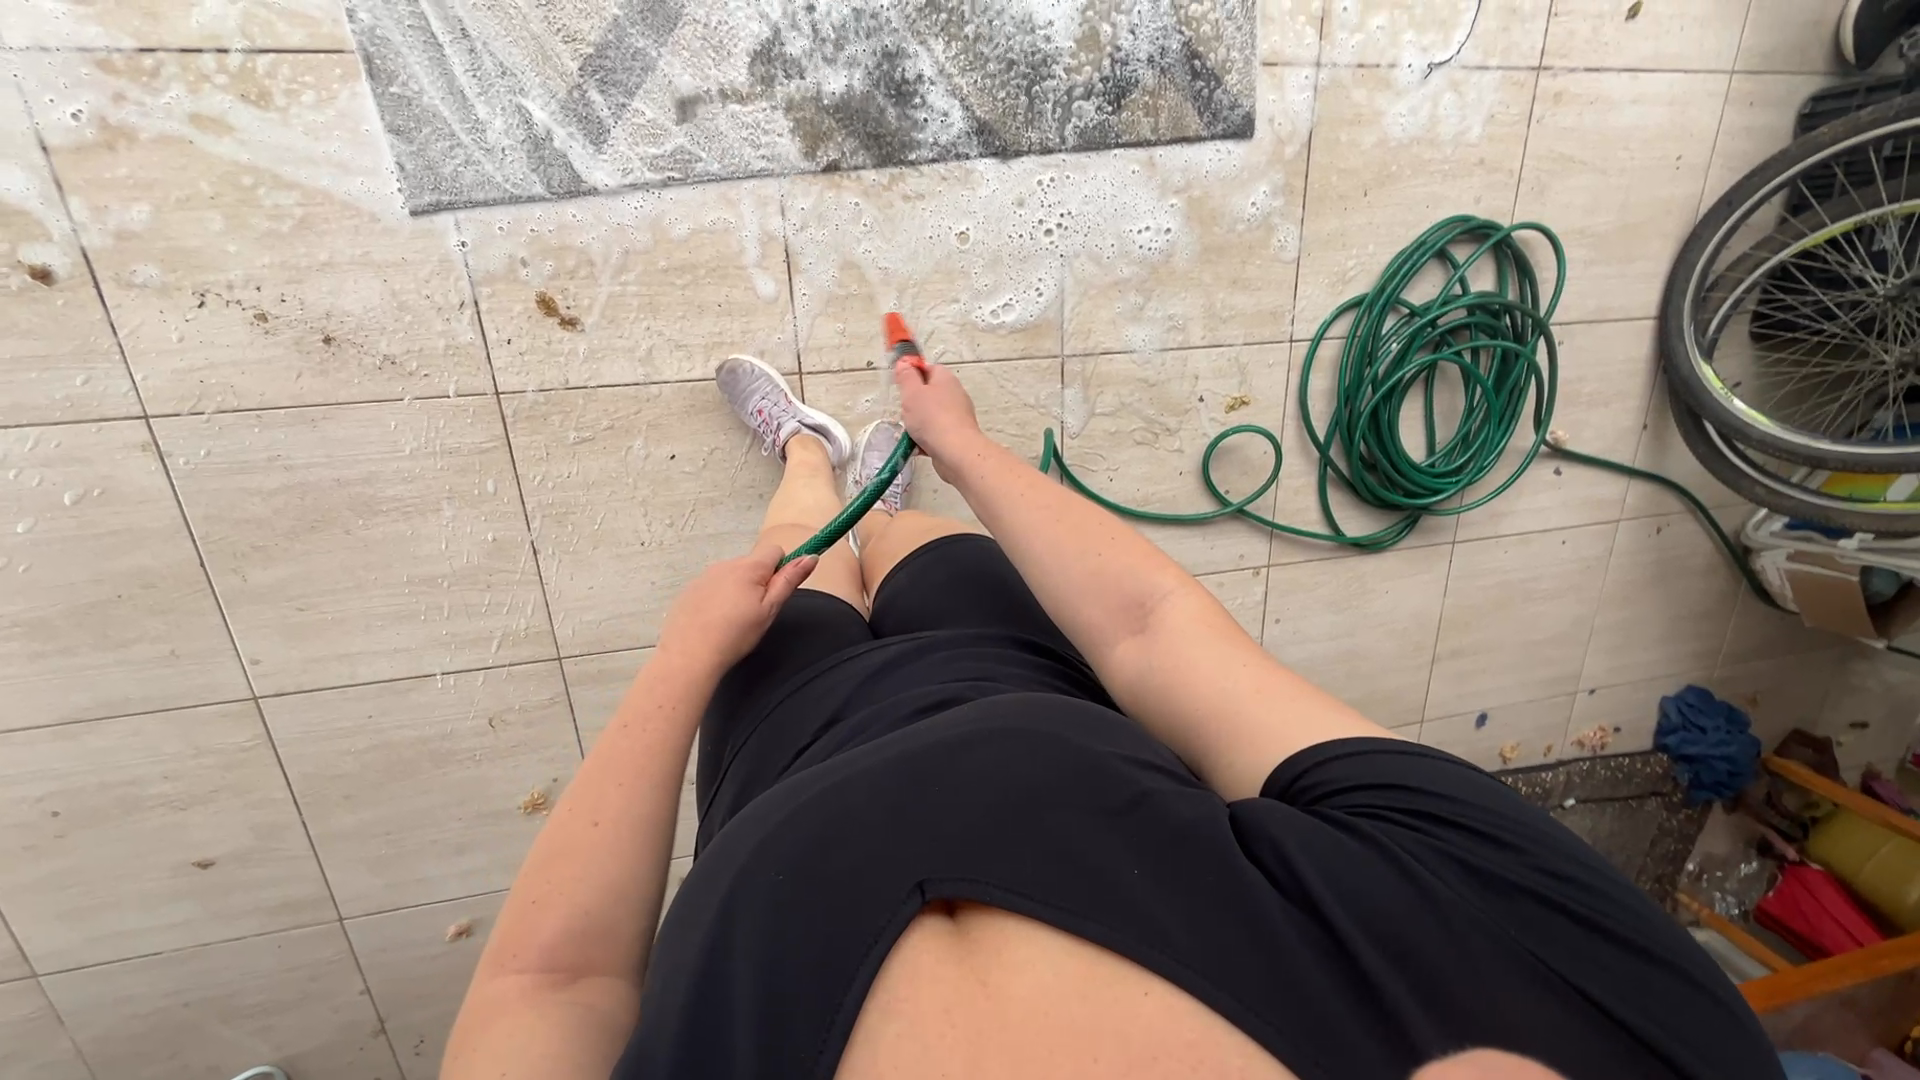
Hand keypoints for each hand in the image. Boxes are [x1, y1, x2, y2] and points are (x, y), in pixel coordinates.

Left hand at [655, 540, 817, 670]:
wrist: (689, 656)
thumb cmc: (734, 635)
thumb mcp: (770, 609)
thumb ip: (789, 580)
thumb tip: (810, 557)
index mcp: (748, 567)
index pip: (775, 550)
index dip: (781, 569)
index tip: (775, 592)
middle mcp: (726, 564)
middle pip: (753, 563)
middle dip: (759, 581)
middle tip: (755, 612)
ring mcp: (705, 576)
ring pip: (733, 574)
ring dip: (738, 589)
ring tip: (734, 620)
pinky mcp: (690, 589)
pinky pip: (713, 585)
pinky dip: (719, 598)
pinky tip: (715, 620)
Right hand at [894, 356, 984, 476]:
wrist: (955, 452)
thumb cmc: (932, 418)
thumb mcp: (912, 392)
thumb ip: (906, 376)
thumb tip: (904, 363)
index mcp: (945, 379)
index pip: (928, 368)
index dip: (912, 374)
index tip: (900, 384)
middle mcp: (954, 395)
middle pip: (928, 394)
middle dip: (912, 404)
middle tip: (905, 411)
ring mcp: (957, 416)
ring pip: (929, 416)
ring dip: (916, 424)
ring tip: (909, 432)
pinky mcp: (955, 435)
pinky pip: (935, 433)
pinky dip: (924, 439)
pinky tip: (917, 447)